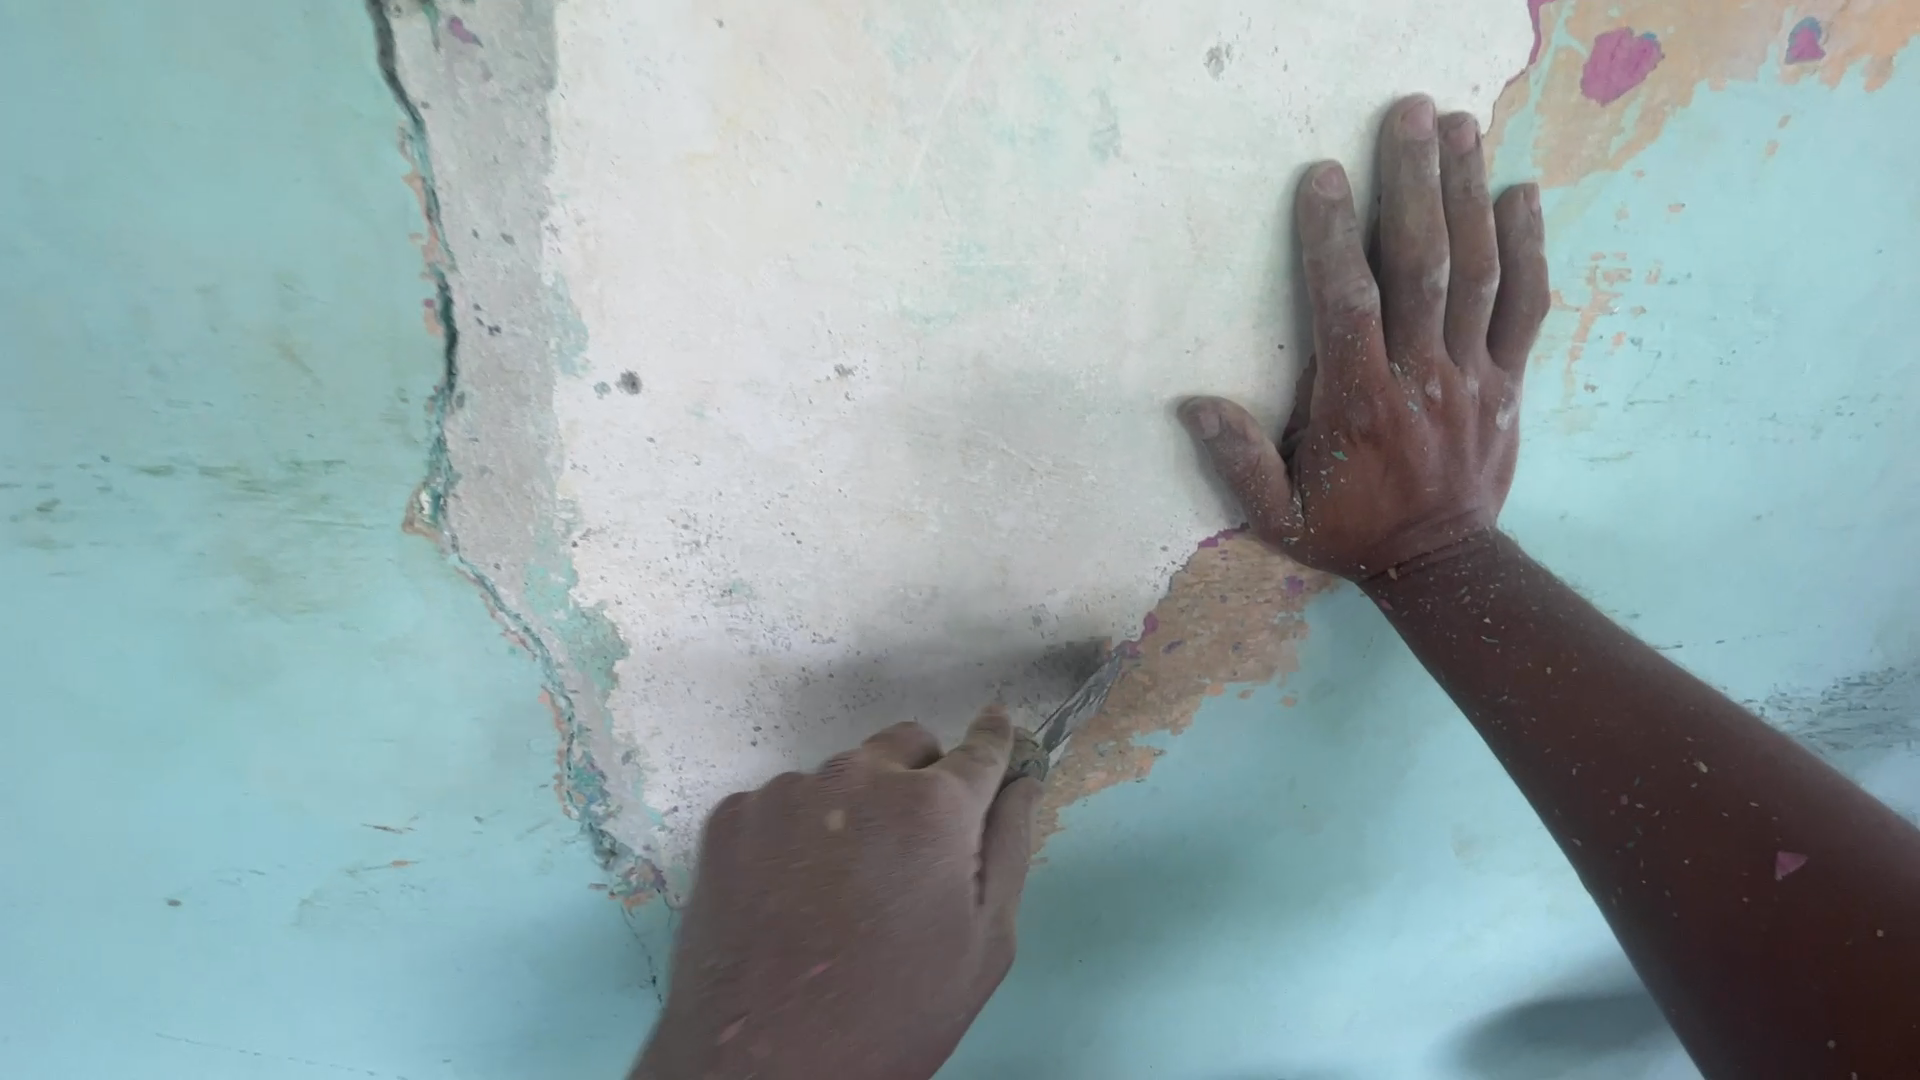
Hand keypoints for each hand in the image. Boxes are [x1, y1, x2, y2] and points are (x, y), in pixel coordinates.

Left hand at [632, 709, 1043, 1079]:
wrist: (760, 1073)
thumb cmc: (894, 1012)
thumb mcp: (984, 944)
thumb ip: (1010, 845)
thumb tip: (1021, 779)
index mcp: (933, 806)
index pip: (980, 747)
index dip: (994, 738)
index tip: (997, 724)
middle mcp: (858, 776)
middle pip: (907, 744)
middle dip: (920, 777)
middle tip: (910, 847)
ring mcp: (787, 790)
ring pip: (842, 774)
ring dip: (855, 806)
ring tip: (840, 885)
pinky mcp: (733, 814)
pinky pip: (784, 801)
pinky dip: (797, 830)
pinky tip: (790, 890)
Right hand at [1180, 95, 1549, 579]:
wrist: (1439, 564)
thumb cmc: (1347, 534)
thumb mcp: (1274, 515)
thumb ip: (1237, 460)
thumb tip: (1193, 405)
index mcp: (1357, 405)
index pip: (1347, 307)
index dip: (1333, 239)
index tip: (1324, 177)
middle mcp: (1419, 378)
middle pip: (1421, 268)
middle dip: (1414, 186)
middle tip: (1410, 115)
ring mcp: (1471, 376)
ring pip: (1476, 274)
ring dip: (1466, 195)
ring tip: (1460, 128)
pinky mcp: (1507, 382)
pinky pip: (1526, 307)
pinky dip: (1527, 247)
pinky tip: (1517, 194)